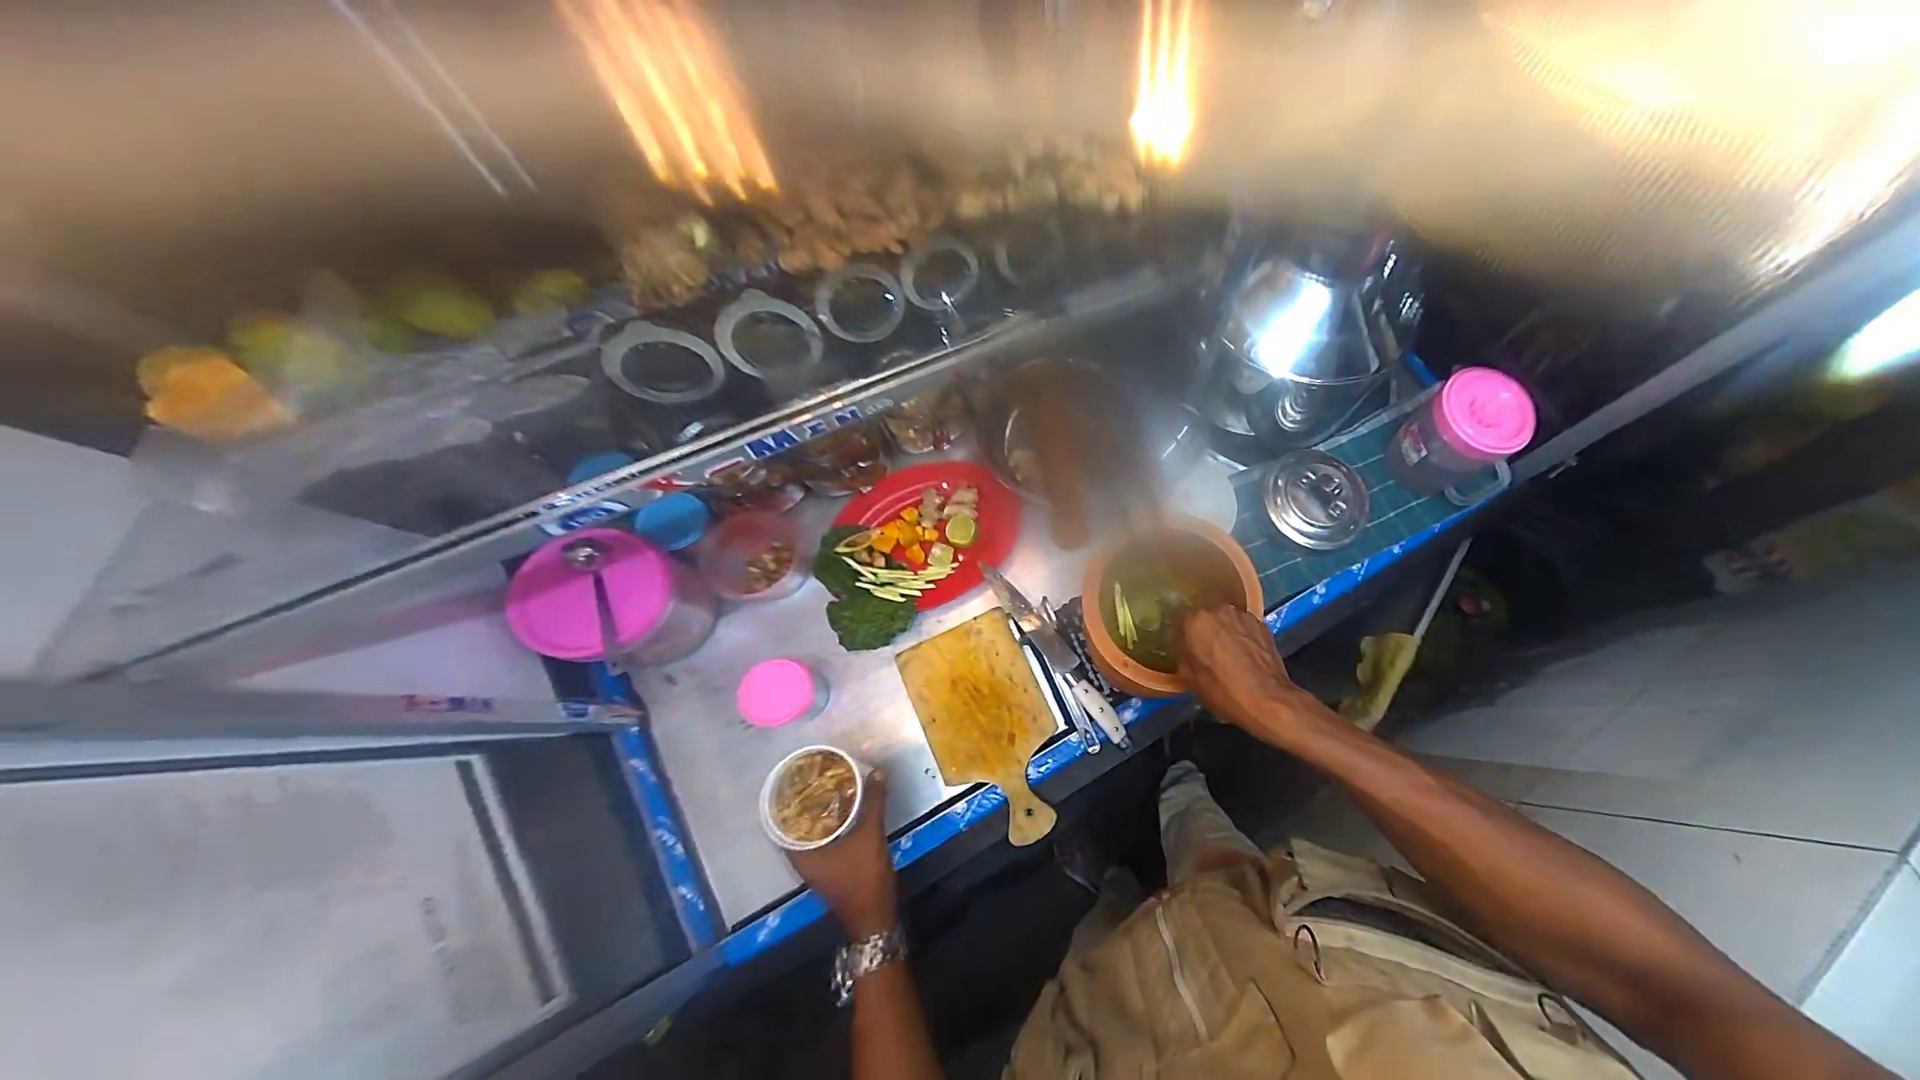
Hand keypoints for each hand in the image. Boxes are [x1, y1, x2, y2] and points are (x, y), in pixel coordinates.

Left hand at [787, 769, 898, 938]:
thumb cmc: (864, 878)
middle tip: (811, 776)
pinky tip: (840, 810)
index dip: (785, 798)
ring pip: (808, 833)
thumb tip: (877, 771)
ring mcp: (814, 866)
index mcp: (801, 853)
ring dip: (815, 813)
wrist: (875, 917)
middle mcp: (802, 859)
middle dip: (801, 802)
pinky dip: (825, 825)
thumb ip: (873, 802)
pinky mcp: (826, 868)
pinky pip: (819, 839)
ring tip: (826, 787)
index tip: (791, 776)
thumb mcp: (870, 835)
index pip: (781, 820)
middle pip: (793, 825)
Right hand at [1177, 606, 1325, 742]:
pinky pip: (1245, 628)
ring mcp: (1244, 616)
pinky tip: (1246, 656)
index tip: (1188, 651)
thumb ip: (1183, 657)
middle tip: (1208, 652)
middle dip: (1207, 632)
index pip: (1183, 622)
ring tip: (1230, 655)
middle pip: (1207, 618)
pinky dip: (1244, 638)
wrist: (1267, 700)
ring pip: (1228, 621)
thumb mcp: (1189, 678)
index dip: (1185, 638)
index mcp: (1196, 621)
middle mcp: (1219, 611)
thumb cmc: (1222, 689)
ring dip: (1226, 633)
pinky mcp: (1264, 626)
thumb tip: (1188, 653)